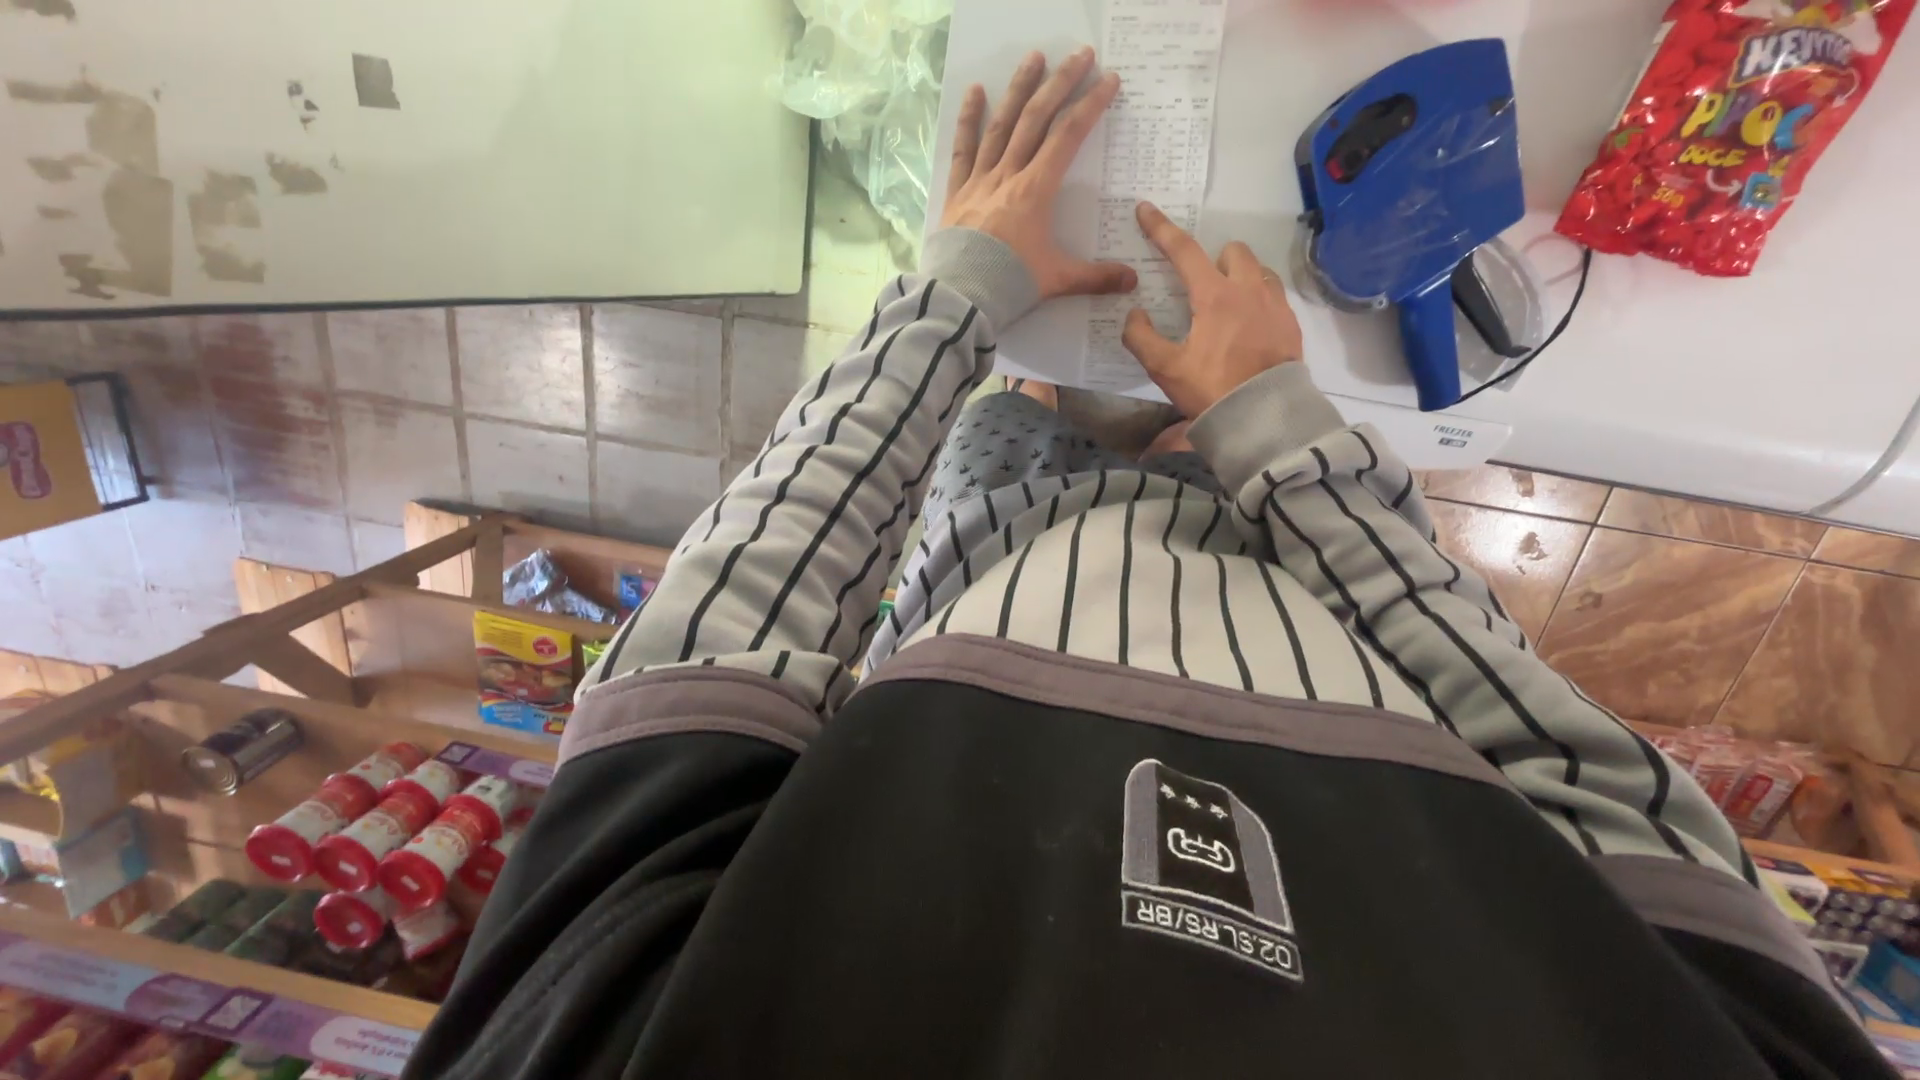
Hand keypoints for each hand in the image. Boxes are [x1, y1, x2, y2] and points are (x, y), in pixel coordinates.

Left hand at [944, 48, 1136, 299]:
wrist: (960, 296)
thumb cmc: (1009, 284)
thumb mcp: (1057, 280)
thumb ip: (1096, 277)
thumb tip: (1132, 281)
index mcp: (1035, 190)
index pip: (1068, 137)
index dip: (1090, 105)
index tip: (1108, 81)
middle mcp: (1008, 175)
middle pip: (1036, 118)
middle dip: (1060, 83)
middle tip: (1079, 55)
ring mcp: (979, 180)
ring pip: (1001, 125)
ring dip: (1019, 89)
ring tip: (1034, 58)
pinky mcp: (957, 192)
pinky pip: (963, 149)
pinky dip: (969, 120)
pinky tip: (976, 92)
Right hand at [1121, 202, 1303, 417]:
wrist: (1263, 416)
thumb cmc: (1211, 390)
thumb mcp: (1165, 369)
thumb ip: (1141, 338)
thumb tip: (1135, 314)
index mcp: (1214, 296)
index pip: (1183, 251)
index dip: (1161, 228)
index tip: (1146, 209)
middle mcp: (1248, 290)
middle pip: (1233, 251)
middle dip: (1215, 259)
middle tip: (1201, 287)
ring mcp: (1275, 304)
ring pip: (1258, 270)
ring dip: (1241, 277)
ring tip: (1228, 306)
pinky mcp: (1291, 323)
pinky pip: (1275, 295)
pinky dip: (1259, 300)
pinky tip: (1250, 326)